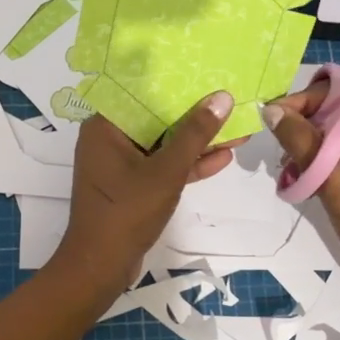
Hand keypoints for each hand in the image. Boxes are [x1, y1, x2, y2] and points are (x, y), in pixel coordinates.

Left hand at [49, 91, 235, 295]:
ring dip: (197, 141)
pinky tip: (223, 157)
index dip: (177, 81)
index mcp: (105, 126)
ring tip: (238, 128)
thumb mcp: (166, 171)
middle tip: (229, 98)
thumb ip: (195, 134)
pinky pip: (161, 166)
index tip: (208, 71)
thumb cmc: (127, 213)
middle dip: (194, 113)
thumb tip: (221, 97)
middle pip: (156, 116)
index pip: (142, 91)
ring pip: (163, 144)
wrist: (101, 267)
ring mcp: (120, 164)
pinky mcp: (132, 186)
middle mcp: (109, 139)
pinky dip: (187, 164)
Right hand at [264, 84, 339, 281]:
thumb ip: (302, 141)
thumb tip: (271, 110)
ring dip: (313, 138)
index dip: (313, 100)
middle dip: (311, 121)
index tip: (277, 113)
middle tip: (278, 134)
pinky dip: (323, 153)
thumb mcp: (333, 178)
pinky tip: (301, 167)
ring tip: (287, 155)